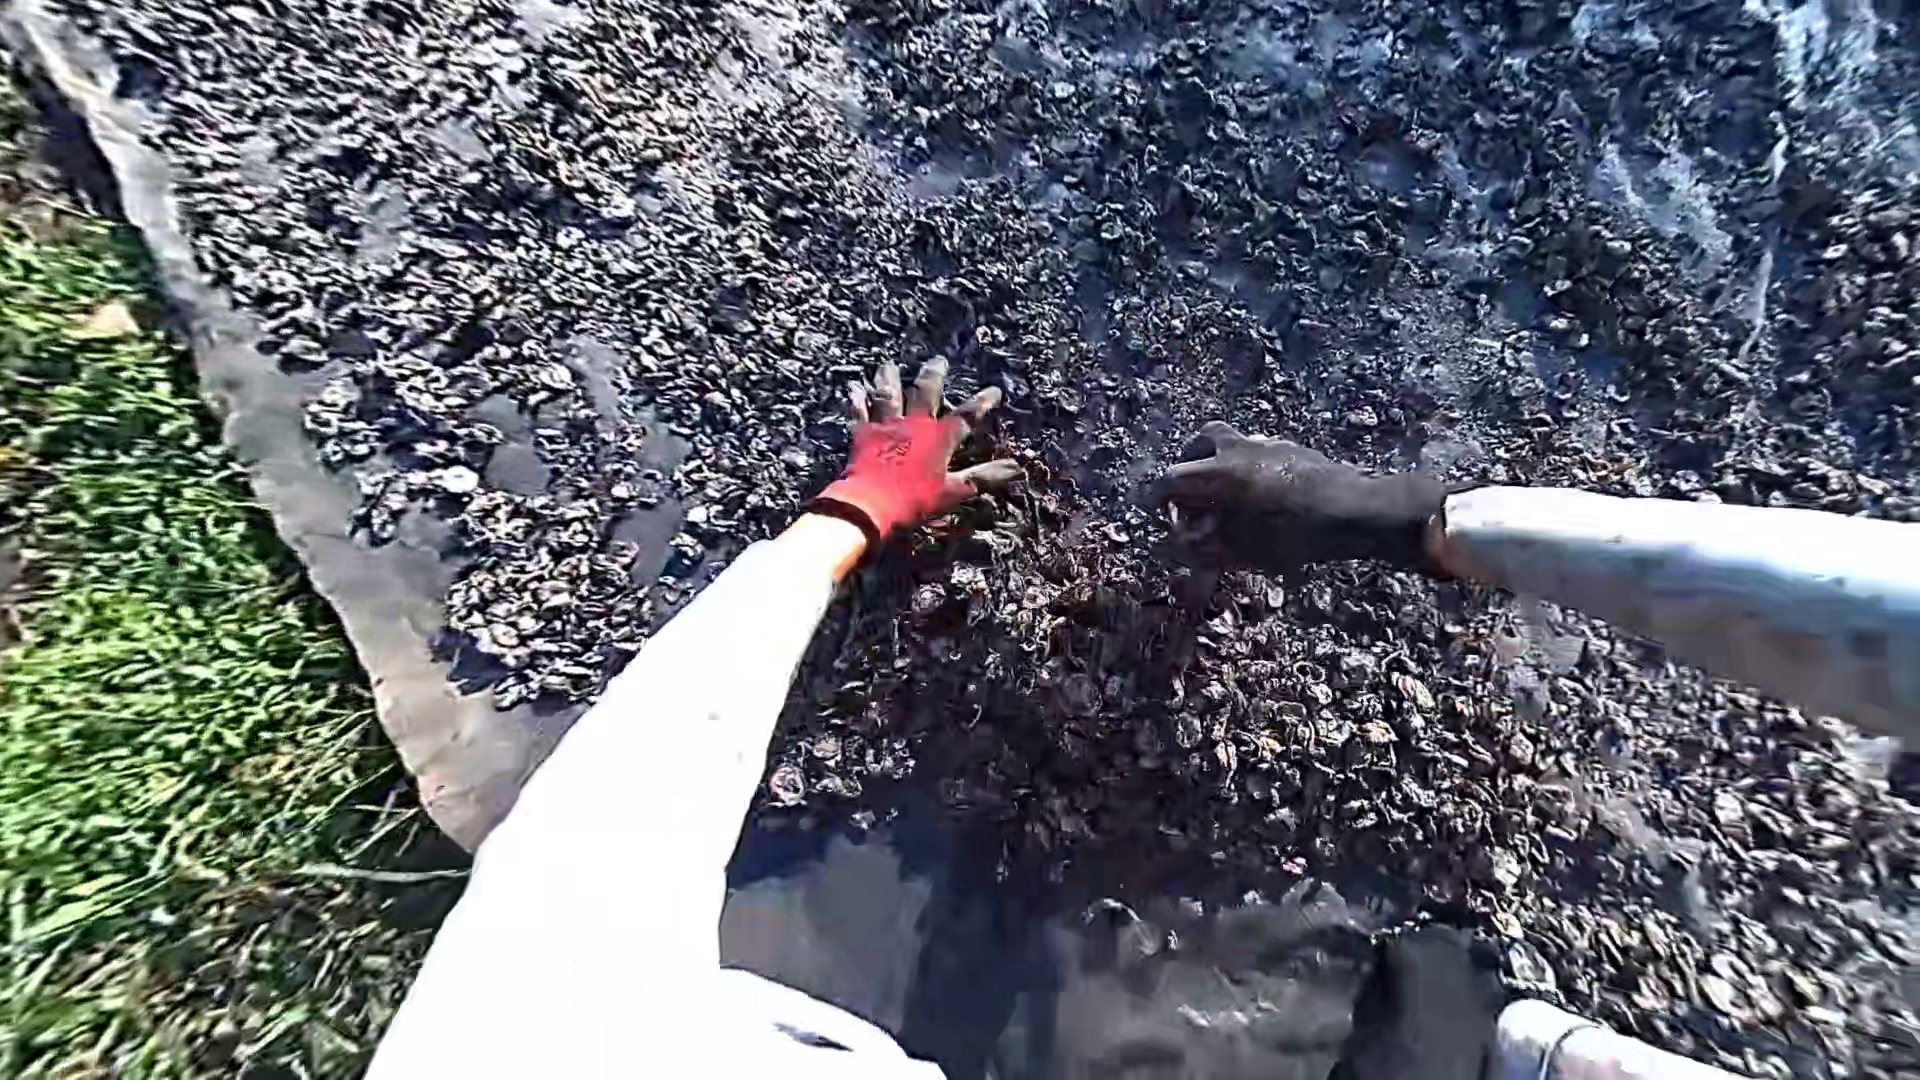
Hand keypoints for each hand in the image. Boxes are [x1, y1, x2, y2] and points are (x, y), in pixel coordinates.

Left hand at [810, 359, 1023, 545]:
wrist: (871, 504)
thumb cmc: (916, 500)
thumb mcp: (955, 490)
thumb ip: (984, 476)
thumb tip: (1017, 467)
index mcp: (939, 437)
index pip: (967, 416)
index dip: (982, 402)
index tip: (995, 391)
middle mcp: (915, 423)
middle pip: (926, 392)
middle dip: (934, 375)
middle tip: (939, 361)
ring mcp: (887, 426)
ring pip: (890, 394)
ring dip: (890, 379)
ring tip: (889, 366)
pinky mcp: (864, 434)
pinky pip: (859, 412)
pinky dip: (857, 400)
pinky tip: (854, 389)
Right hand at [1149, 421, 1446, 574]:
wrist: (1359, 511)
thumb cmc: (1293, 535)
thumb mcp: (1239, 551)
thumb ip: (1197, 549)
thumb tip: (1164, 549)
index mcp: (1217, 473)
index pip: (1169, 478)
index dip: (1156, 498)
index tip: (1157, 514)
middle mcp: (1237, 449)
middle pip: (1198, 442)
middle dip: (1186, 465)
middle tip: (1188, 490)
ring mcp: (1266, 444)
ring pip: (1228, 439)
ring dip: (1215, 459)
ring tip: (1220, 488)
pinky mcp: (1291, 448)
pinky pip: (1253, 448)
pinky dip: (1242, 465)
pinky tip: (1255, 492)